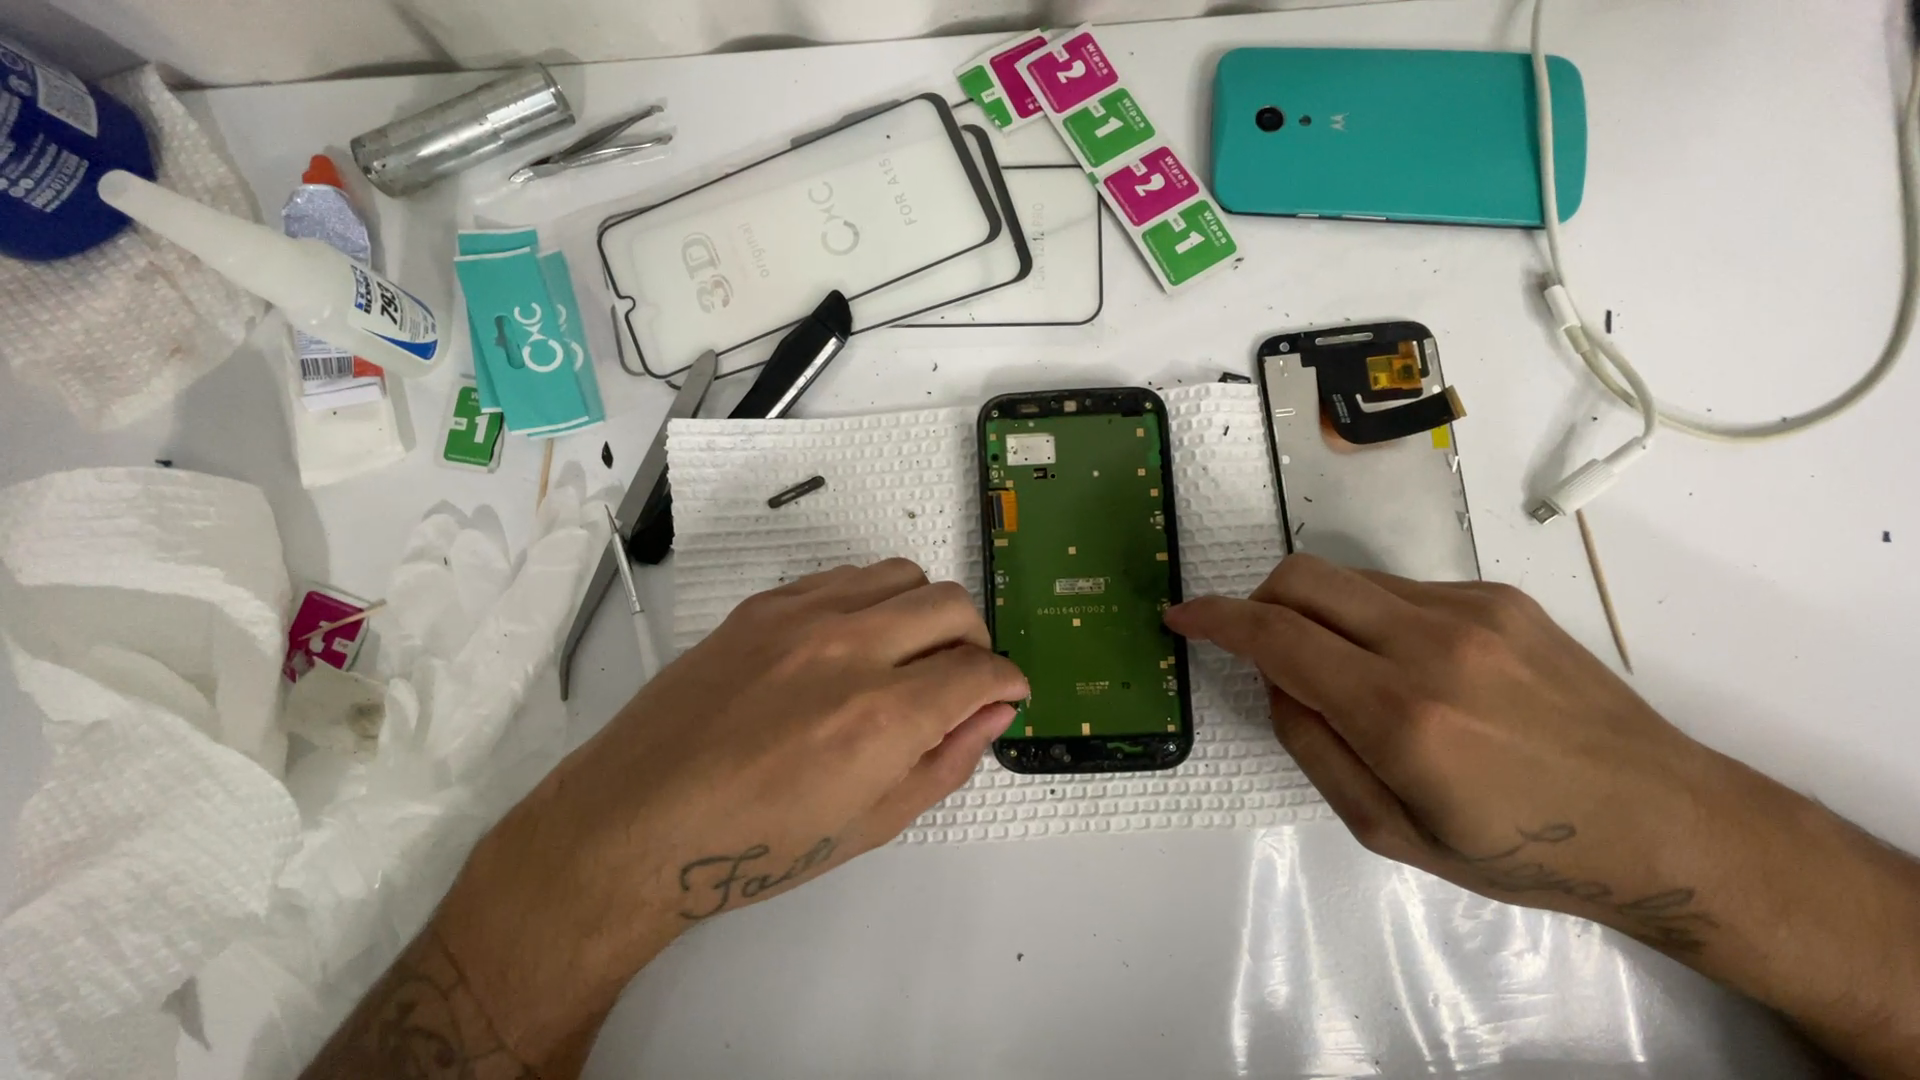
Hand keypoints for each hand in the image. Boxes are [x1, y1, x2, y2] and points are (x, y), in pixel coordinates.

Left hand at [429, 559, 1025, 1071]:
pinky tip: (852, 641)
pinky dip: (872, 599)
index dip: (1008, 683)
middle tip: (961, 679)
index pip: (981, 670)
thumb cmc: (757, 846)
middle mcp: (849, 647)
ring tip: (907, 654)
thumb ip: (945, 762)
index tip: (1006, 695)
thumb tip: (992, 713)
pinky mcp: (762, 605)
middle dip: (977, 641)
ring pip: (902, 573)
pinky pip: (845, 576)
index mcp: (882, 716)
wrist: (637, 822)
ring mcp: (801, 616)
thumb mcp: (869, 825)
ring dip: (925, 610)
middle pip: (953, 604)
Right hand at [1167, 554, 1729, 942]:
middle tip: (1256, 645)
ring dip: (1317, 613)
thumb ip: (1313, 747)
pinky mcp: (1502, 598)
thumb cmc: (1521, 851)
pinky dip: (1371, 617)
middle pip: (1302, 579)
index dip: (1214, 618)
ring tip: (1348, 671)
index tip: (1182, 616)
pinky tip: (1410, 666)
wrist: (1668, 823)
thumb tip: (1275, 677)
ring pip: (1348, 579)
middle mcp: (1433, 644)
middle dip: (1256, 600)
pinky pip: (1399, 589)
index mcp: (1401, 715)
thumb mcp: (1390, 831)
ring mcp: (1473, 611)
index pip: (1275, 637)